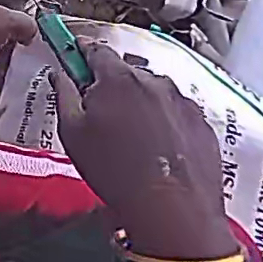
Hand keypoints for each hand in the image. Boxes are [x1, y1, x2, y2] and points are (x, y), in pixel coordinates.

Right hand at [50, 45, 235, 259]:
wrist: (173, 213)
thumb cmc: (114, 170)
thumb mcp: (72, 131)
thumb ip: (63, 94)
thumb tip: (59, 74)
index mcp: (118, 78)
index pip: (96, 49)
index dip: (81, 50)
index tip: (73, 54)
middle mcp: (154, 81)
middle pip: (126, 70)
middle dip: (110, 82)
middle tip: (99, 108)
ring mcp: (183, 103)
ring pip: (152, 90)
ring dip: (138, 100)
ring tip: (130, 133)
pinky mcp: (203, 125)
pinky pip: (175, 111)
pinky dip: (162, 119)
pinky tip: (154, 145)